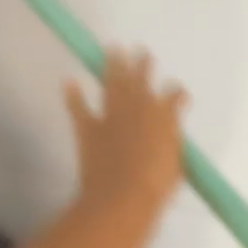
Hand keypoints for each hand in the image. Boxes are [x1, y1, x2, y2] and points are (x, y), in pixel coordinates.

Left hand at [64, 49, 189, 222]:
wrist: (121, 198)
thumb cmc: (156, 186)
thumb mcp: (177, 165)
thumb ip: (174, 142)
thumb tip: (172, 130)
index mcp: (164, 117)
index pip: (173, 97)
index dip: (176, 93)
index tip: (178, 92)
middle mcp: (138, 109)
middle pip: (141, 81)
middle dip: (143, 65)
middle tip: (142, 50)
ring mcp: (111, 117)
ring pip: (113, 84)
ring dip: (113, 66)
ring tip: (113, 48)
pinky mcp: (88, 128)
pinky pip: (78, 107)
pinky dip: (73, 94)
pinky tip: (69, 81)